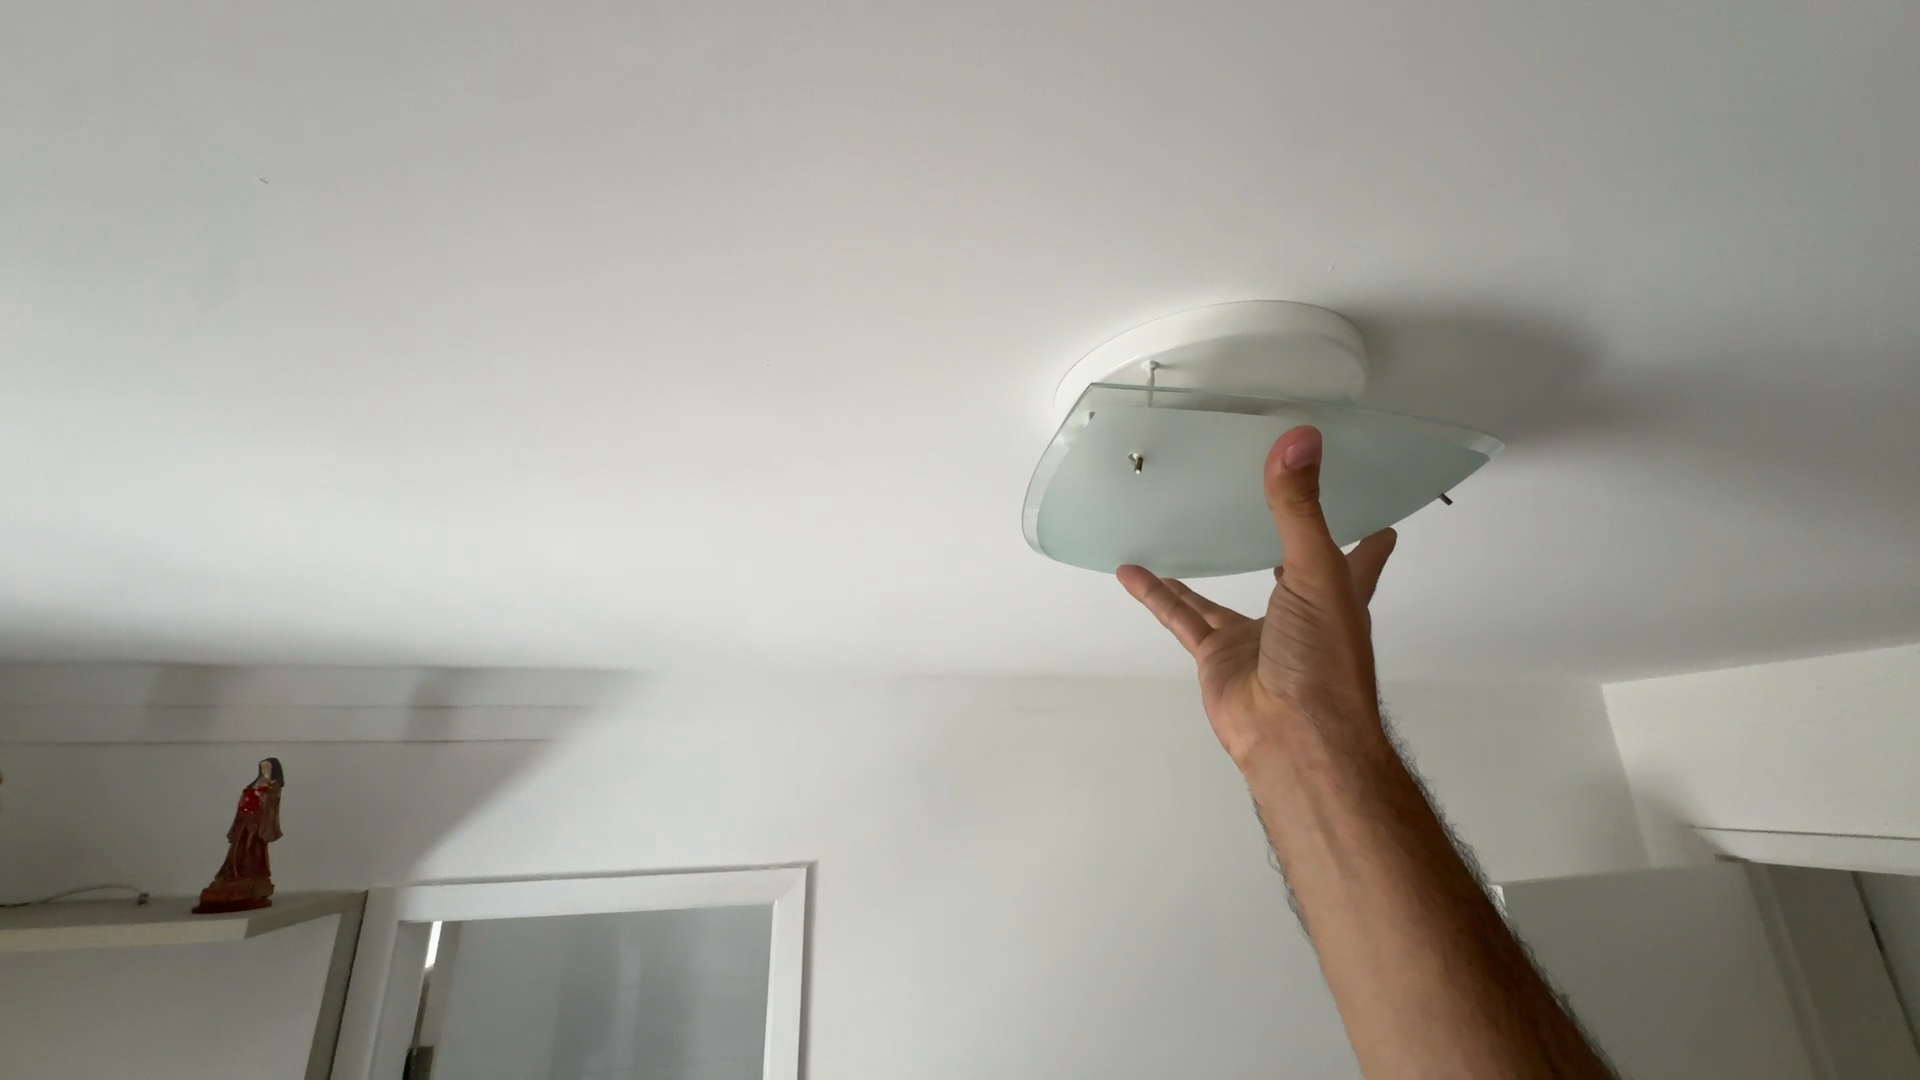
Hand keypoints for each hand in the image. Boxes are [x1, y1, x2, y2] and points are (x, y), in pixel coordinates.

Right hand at [1117, 425, 1395, 768]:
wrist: (1293, 736)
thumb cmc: (1322, 657)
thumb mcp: (1315, 572)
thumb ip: (1299, 509)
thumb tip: (1299, 437)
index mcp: (1337, 591)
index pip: (1360, 552)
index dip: (1366, 526)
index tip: (1369, 495)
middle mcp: (1298, 611)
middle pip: (1288, 568)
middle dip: (1280, 542)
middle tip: (1263, 503)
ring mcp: (1254, 636)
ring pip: (1221, 594)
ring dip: (1200, 567)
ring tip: (1180, 531)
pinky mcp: (1216, 655)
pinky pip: (1180, 617)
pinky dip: (1155, 594)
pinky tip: (1132, 570)